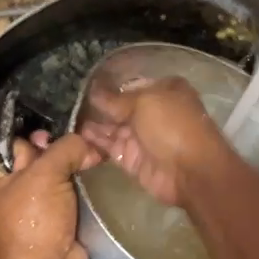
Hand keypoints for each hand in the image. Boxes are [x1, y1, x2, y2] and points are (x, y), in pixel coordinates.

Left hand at [0, 131, 100, 258]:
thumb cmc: (35, 219)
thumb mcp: (46, 173)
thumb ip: (66, 149)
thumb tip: (87, 147)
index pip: (11, 147)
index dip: (33, 141)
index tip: (53, 143)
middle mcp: (9, 196)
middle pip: (36, 162)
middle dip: (59, 156)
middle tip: (80, 155)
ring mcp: (32, 213)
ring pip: (55, 181)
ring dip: (74, 174)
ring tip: (93, 166)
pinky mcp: (54, 226)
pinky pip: (68, 200)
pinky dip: (81, 193)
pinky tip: (95, 184)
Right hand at [76, 76, 231, 205]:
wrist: (189, 171)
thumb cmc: (172, 126)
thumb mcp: (144, 102)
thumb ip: (115, 99)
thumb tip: (94, 90)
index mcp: (162, 91)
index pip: (131, 86)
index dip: (109, 87)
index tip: (84, 86)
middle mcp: (152, 112)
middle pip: (119, 108)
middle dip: (98, 108)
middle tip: (71, 105)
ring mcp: (142, 137)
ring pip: (112, 129)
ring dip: (94, 125)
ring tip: (69, 120)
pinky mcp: (132, 159)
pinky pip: (111, 148)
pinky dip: (96, 143)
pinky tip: (78, 137)